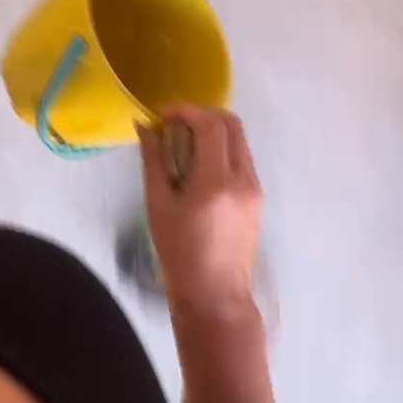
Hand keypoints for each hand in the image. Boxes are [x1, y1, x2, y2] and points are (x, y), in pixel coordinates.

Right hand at [139, 105, 262, 322]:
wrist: (214, 292)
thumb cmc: (178, 250)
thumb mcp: (157, 203)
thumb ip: (153, 159)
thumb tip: (146, 125)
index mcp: (216, 181)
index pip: (210, 125)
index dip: (185, 110)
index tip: (162, 114)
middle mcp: (243, 179)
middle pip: (231, 124)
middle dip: (201, 114)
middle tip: (174, 122)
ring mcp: (254, 187)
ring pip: (238, 139)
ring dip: (212, 129)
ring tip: (183, 142)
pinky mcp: (256, 196)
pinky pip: (240, 156)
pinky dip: (220, 147)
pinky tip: (197, 162)